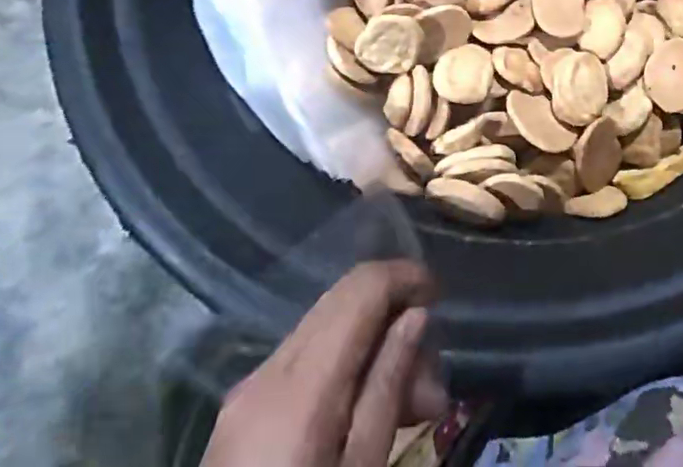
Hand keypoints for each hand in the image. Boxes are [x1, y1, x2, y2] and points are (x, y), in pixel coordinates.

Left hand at [202, 261, 446, 466]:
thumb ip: (387, 388)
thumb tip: (415, 316)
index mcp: (301, 388)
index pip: (359, 290)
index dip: (404, 277)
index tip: (440, 295)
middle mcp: (269, 369)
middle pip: (341, 299)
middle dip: (394, 314)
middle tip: (432, 372)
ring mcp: (248, 386)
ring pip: (324, 325)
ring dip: (371, 340)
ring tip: (412, 401)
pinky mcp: (241, 405)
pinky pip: (303, 357)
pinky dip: (342, 361)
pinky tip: (366, 404)